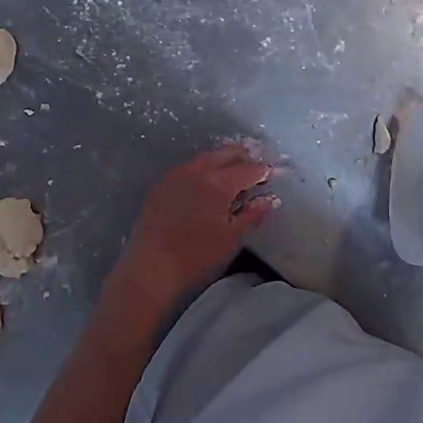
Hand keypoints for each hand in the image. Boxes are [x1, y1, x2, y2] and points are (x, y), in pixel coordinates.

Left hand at [113, 144, 275, 307]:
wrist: (151, 269)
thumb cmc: (197, 256)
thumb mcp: (232, 237)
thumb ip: (253, 214)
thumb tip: (269, 199)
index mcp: (218, 183)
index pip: (248, 169)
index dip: (262, 170)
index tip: (271, 173)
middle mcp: (197, 171)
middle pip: (226, 153)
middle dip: (243, 157)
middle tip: (255, 166)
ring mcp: (176, 175)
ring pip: (205, 158)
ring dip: (222, 160)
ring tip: (233, 171)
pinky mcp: (161, 185)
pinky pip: (188, 167)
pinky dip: (203, 168)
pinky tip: (206, 181)